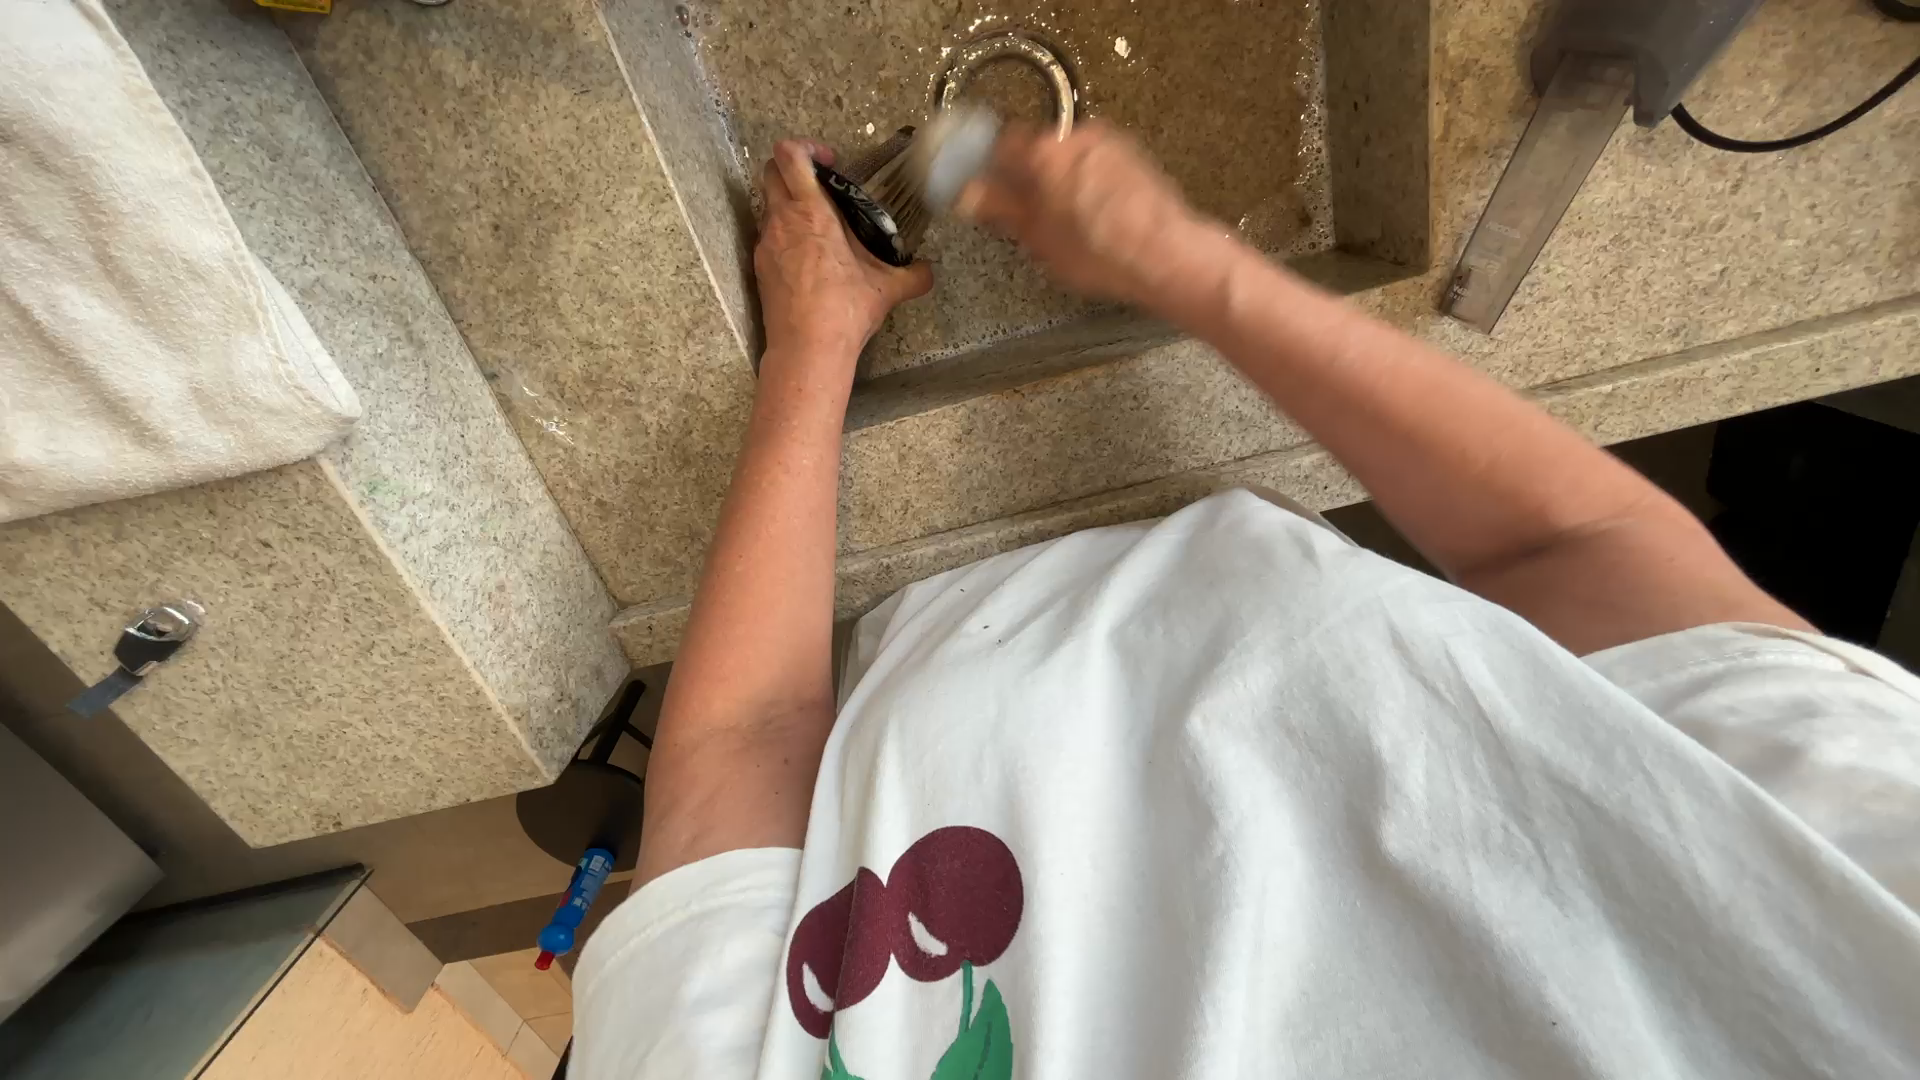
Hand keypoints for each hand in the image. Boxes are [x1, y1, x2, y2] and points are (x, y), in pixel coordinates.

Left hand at [755, 140, 933, 368]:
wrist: (807, 350)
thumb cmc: (843, 312)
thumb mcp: (886, 290)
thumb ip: (913, 276)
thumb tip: (929, 272)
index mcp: (811, 213)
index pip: (789, 155)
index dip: (805, 147)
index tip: (829, 163)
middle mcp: (782, 222)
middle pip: (770, 172)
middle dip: (793, 171)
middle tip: (822, 189)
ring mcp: (766, 245)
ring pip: (768, 206)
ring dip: (789, 205)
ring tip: (819, 229)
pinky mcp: (761, 269)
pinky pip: (769, 238)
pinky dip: (785, 237)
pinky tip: (808, 261)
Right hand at [956, 121, 1226, 313]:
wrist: (1164, 257)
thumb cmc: (1101, 252)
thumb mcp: (1037, 239)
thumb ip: (999, 209)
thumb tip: (970, 193)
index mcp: (1045, 151)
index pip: (1001, 142)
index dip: (986, 162)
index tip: (979, 180)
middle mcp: (1077, 136)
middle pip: (1038, 151)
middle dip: (1028, 180)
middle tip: (1023, 217)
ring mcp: (1110, 145)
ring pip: (1069, 161)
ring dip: (1059, 185)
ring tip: (1063, 229)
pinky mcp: (1133, 159)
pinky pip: (1096, 168)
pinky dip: (1086, 188)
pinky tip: (1091, 223)